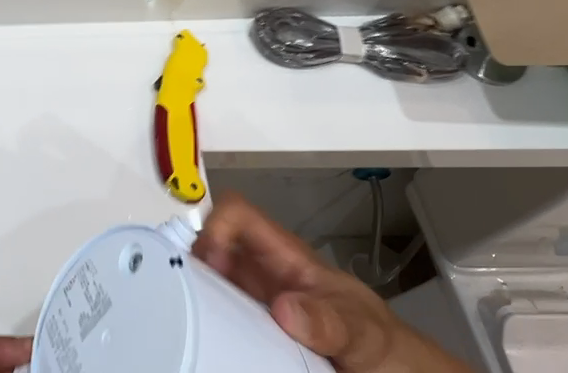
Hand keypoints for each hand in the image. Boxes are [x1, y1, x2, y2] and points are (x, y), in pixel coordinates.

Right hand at [193, 193, 469, 372]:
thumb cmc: (384, 344)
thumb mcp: (363, 332)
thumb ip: (330, 320)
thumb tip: (284, 308)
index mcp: (285, 259)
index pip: (239, 216)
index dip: (216, 225)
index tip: (208, 264)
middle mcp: (263, 277)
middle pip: (211, 250)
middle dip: (192, 267)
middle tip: (183, 301)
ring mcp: (257, 307)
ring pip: (211, 286)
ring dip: (195, 300)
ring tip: (188, 329)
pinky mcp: (255, 338)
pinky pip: (221, 326)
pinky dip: (209, 333)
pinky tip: (208, 351)